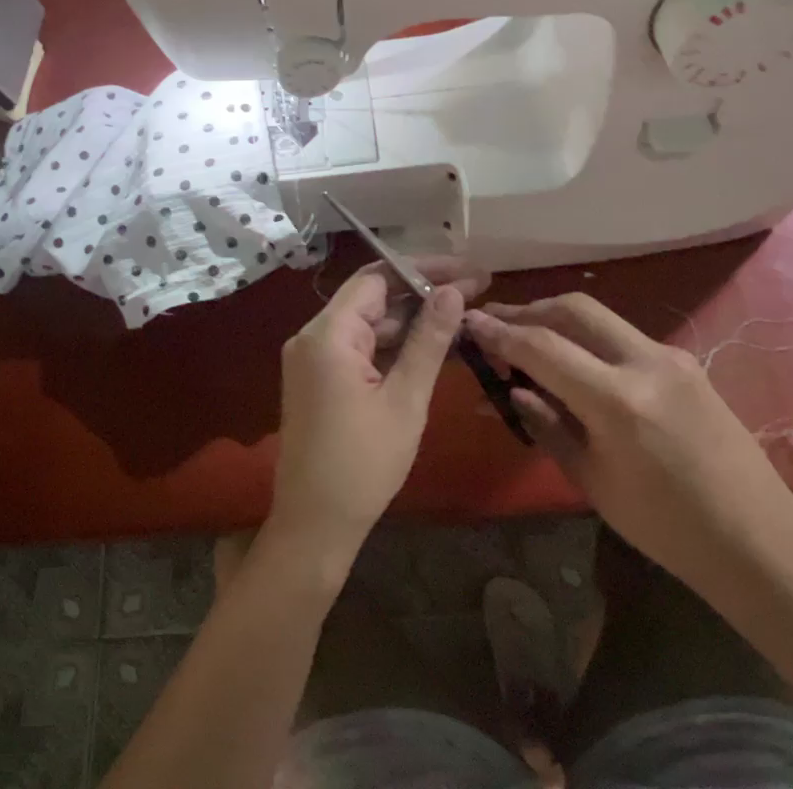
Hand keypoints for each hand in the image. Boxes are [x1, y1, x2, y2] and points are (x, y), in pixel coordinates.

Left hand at [271, 257, 489, 559]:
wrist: (316, 523)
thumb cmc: (363, 464)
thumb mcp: (405, 399)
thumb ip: (429, 340)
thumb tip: (453, 291)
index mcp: (327, 335)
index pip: (377, 278)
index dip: (425, 270)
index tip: (470, 271)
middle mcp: (312, 338)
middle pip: (372, 298)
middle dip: (424, 294)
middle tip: (480, 292)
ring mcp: (313, 361)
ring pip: (369, 324)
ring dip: (413, 321)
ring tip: (467, 318)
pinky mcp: (319, 381)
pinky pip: (360, 349)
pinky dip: (395, 346)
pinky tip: (436, 347)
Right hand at [463, 294, 792, 572]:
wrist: (756, 539)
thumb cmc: (664, 525)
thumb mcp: (592, 480)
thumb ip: (547, 426)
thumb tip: (511, 391)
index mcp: (617, 400)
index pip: (542, 346)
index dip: (499, 332)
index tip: (467, 323)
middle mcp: (646, 363)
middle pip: (574, 309)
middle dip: (528, 310)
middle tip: (494, 323)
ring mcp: (673, 358)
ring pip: (601, 318)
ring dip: (558, 320)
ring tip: (525, 341)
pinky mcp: (687, 365)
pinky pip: (624, 338)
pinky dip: (588, 339)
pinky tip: (572, 362)